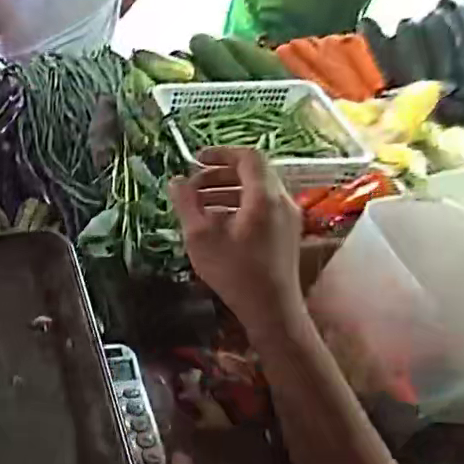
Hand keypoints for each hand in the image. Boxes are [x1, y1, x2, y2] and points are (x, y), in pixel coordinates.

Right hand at [169, 146, 303, 330]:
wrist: (271, 309)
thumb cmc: (234, 272)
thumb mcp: (200, 237)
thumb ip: (186, 204)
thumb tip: (175, 181)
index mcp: (263, 196)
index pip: (247, 157)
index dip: (220, 154)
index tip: (196, 160)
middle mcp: (281, 201)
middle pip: (252, 173)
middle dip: (219, 175)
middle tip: (192, 186)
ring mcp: (288, 218)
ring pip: (257, 192)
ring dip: (227, 192)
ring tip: (199, 206)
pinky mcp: (287, 234)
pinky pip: (262, 208)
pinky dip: (239, 207)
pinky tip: (218, 225)